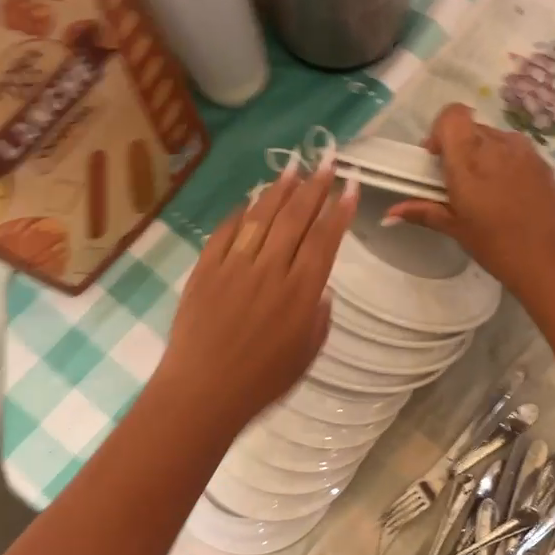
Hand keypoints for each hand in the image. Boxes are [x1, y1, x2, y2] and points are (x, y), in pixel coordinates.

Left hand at [155, 160, 358, 436]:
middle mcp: (270, 271)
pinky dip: (239, 214)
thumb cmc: (262, 383)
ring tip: (293, 168)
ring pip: (261, 218)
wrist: (203, 392)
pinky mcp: (205, 271)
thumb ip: (318, 320)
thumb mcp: (305, 357)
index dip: (339, 212)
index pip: (324, 241)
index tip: (350, 186)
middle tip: (326, 162)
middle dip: (314, 188)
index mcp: (300, 294)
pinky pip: (225, 233)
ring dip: (279, 191)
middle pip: (296, 220)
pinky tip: (250, 200)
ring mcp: (235, 267)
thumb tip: (320, 290)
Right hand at [382, 104, 554, 288]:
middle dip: (460, 148)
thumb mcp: (455, 228)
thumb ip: (423, 211)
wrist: (548, 259)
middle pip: (471, 128)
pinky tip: (509, 195)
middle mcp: (496, 144)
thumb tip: (389, 215)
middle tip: (458, 181)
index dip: (441, 130)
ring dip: (484, 155)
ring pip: (494, 138)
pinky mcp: (542, 161)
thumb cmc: (495, 245)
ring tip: (486, 191)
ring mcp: (523, 150)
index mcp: (469, 158)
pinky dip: (505, 163)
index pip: (452, 115)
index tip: (438, 157)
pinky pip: (515, 151)